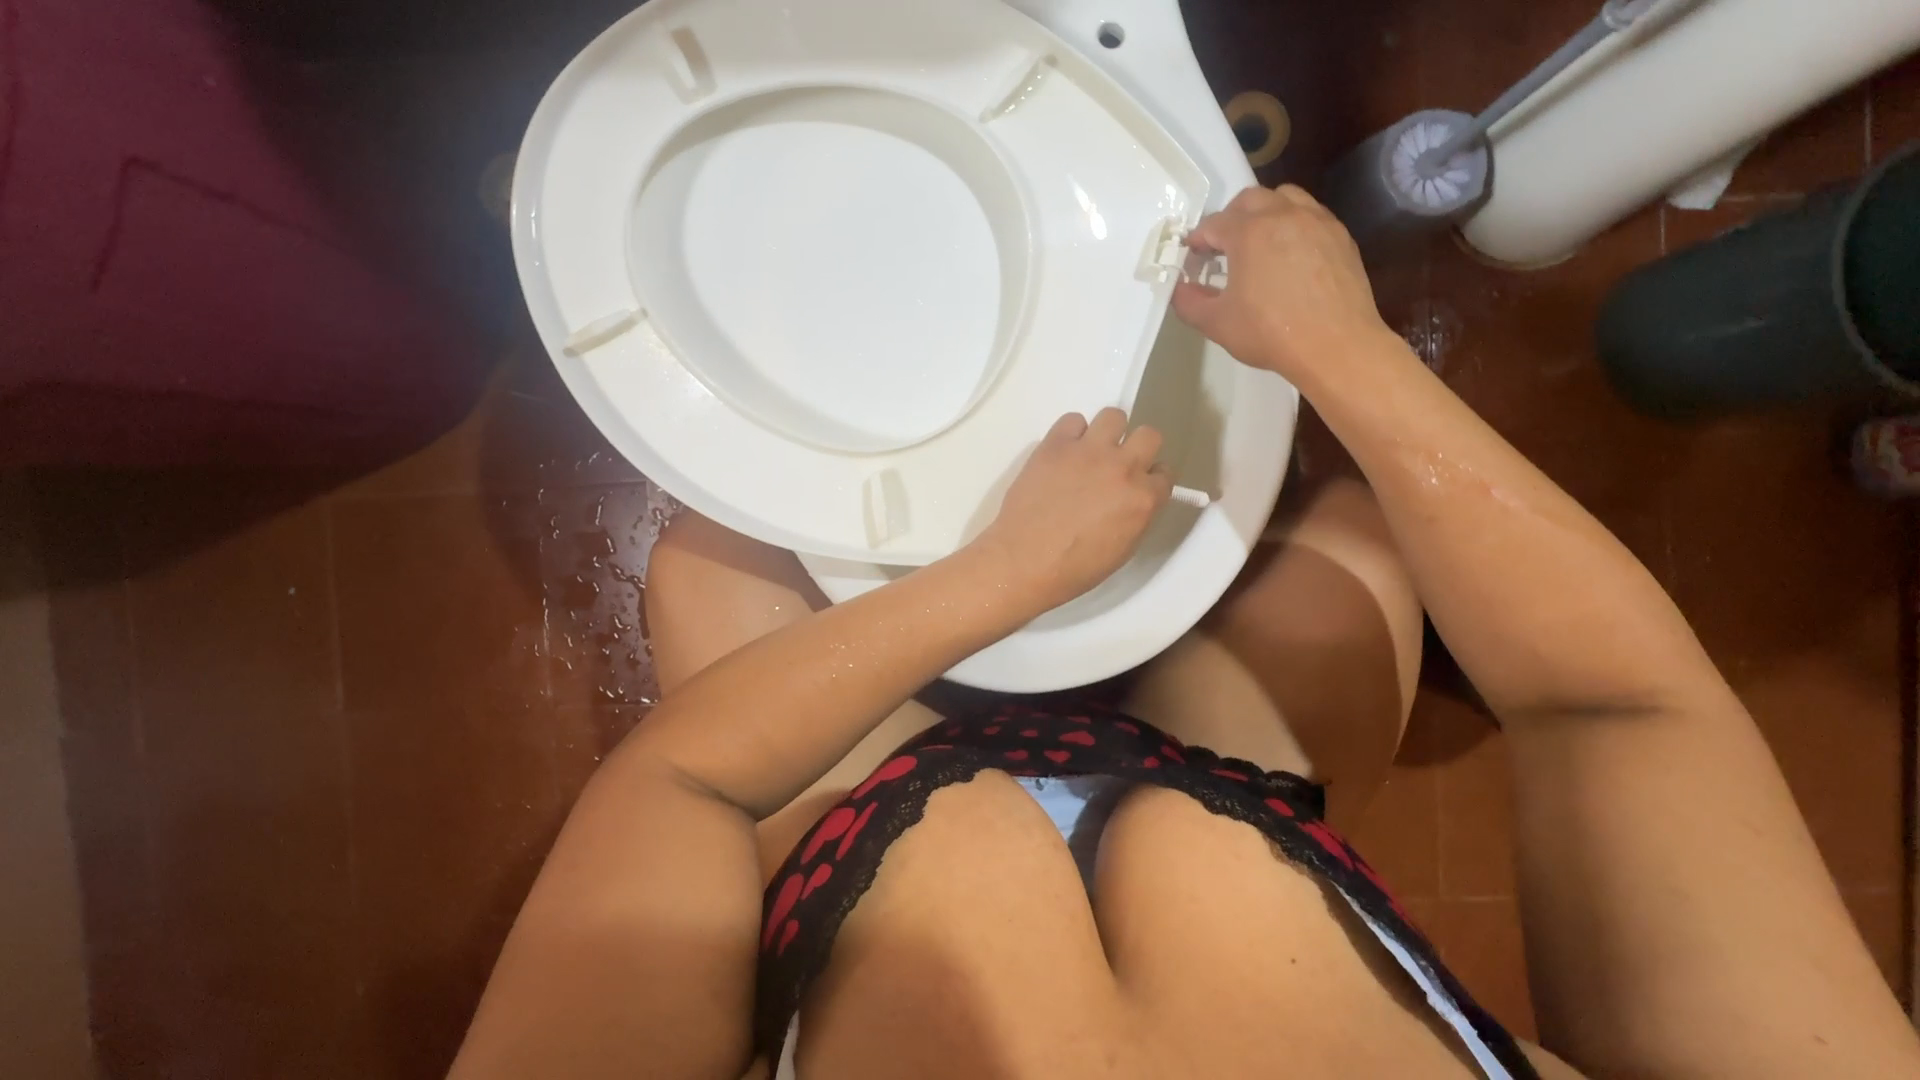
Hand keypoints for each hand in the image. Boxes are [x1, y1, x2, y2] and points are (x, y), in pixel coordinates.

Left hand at [969, 408, 1172, 612]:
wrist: (1024, 561)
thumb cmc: (1075, 568)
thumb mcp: (1123, 549)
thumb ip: (1137, 515)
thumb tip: (1134, 498)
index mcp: (1143, 499)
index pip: (1164, 473)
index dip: (1150, 479)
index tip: (1137, 486)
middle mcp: (1122, 467)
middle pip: (1149, 435)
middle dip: (1138, 449)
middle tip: (1118, 465)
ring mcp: (1088, 451)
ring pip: (1114, 416)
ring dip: (1107, 433)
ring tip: (1090, 453)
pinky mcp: (1055, 444)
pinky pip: (1072, 420)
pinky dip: (1071, 434)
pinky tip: (1063, 454)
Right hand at [1172, 185, 1392, 381]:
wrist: (1335, 345)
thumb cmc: (1270, 333)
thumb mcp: (1217, 323)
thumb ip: (1189, 302)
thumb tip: (1179, 288)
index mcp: (1249, 233)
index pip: (1213, 224)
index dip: (1198, 239)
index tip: (1192, 256)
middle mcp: (1283, 215)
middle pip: (1250, 199)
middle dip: (1230, 218)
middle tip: (1223, 246)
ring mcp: (1316, 222)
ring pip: (1285, 198)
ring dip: (1265, 212)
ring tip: (1260, 242)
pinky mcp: (1340, 236)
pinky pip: (1312, 215)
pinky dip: (1294, 224)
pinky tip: (1290, 254)